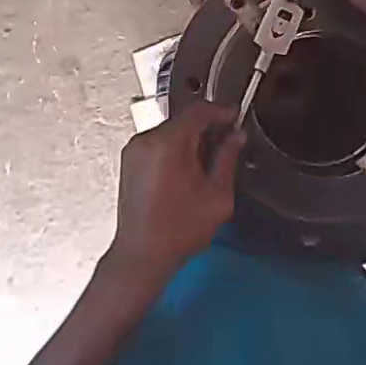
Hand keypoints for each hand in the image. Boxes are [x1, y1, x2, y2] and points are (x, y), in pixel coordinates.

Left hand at [109, 102, 244, 279]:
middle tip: (226, 141)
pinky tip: (187, 170)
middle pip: (182, 120)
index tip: (235, 115)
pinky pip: (157, 143)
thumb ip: (227, 159)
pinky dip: (174, 148)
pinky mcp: (129, 161)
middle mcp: (146, 140)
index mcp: (167, 143)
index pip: (198, 111)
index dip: (220, 110)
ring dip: (190, 139)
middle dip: (206, 128)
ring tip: (207, 161)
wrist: (142, 254)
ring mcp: (134, 150)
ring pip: (170, 131)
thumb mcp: (216, 195)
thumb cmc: (178, 230)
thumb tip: (236, 137)